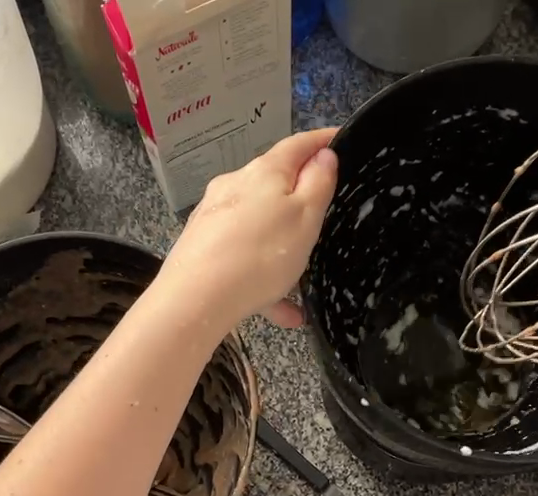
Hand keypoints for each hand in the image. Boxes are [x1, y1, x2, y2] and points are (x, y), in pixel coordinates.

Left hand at [157, 128, 338, 328]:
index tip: (341, 139)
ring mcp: (214, 216)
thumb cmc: (260, 255)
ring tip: (301, 285)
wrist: (196, 298)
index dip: (323, 140)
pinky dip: (263, 281)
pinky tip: (282, 314)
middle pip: (274, 186)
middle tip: (321, 216)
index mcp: (265, 172)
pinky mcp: (201, 247)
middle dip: (298, 201)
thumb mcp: (304, 218)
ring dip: (281, 252)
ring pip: (258, 229)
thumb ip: (318, 184)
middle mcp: (235, 186)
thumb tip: (323, 155)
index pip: (299, 144)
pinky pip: (241, 258)